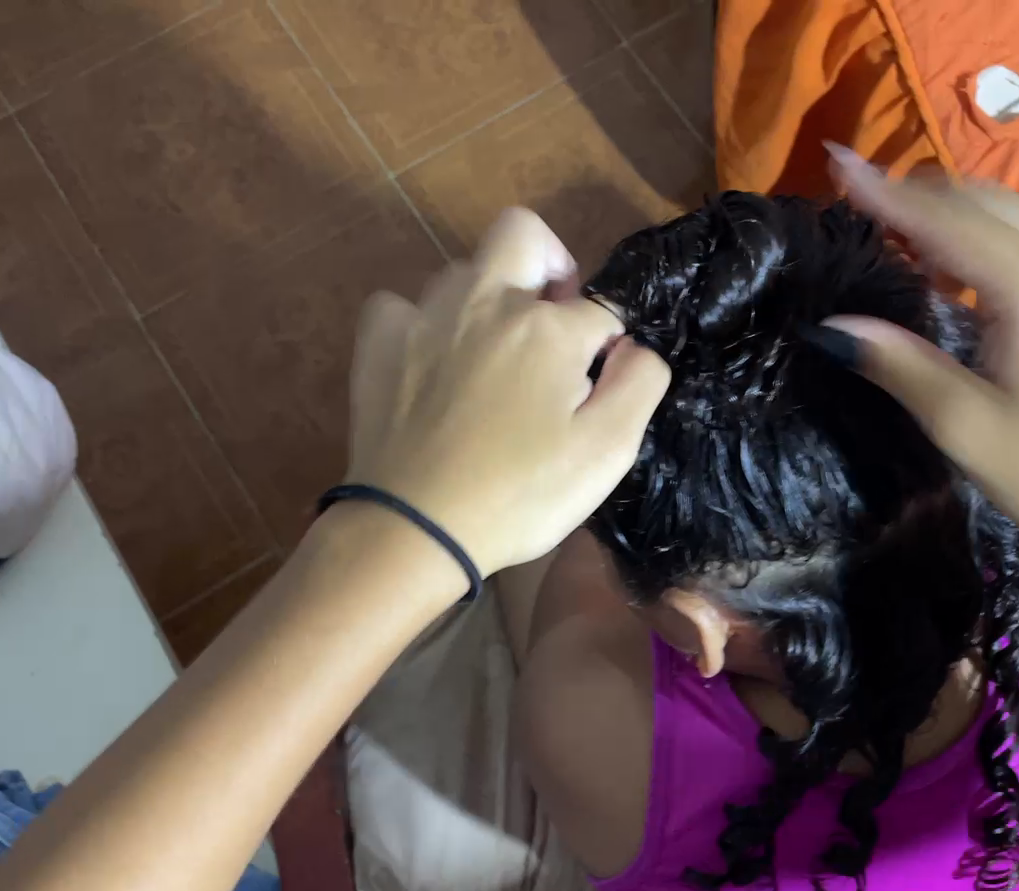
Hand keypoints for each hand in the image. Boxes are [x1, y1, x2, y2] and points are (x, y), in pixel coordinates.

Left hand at [345, 208, 669, 577]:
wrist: (417, 529)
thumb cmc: (522, 496)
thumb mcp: (608, 451)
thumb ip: (640, 383)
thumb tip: (636, 346)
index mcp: (549, 328)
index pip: (599, 311)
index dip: (609, 345)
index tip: (600, 385)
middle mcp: (487, 301)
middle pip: (524, 235)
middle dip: (551, 266)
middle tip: (554, 322)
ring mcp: (425, 316)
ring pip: (465, 270)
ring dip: (491, 300)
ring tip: (494, 362)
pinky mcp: (378, 341)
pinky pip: (404, 304)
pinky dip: (427, 324)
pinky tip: (434, 365)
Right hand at [823, 146, 1018, 584]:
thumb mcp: (968, 429)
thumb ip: (902, 365)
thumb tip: (835, 328)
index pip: (949, 222)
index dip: (887, 195)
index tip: (838, 165)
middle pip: (989, 203)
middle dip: (922, 197)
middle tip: (861, 204)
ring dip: (957, 218)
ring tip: (898, 235)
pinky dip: (992, 243)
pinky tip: (960, 272)